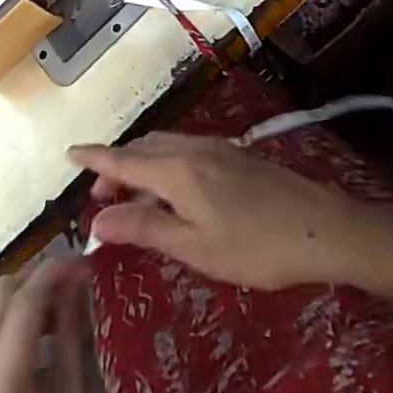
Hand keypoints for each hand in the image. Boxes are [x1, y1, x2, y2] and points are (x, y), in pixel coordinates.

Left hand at [0, 259, 95, 392]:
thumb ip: (72, 336)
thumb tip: (78, 280)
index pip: (21, 305)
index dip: (54, 273)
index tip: (84, 260)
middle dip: (35, 278)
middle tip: (74, 278)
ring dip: (25, 298)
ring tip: (66, 301)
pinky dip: (16, 324)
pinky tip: (47, 331)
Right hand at [68, 132, 381, 290]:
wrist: (323, 227)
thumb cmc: (255, 246)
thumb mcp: (194, 246)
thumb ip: (143, 229)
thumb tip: (96, 223)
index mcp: (176, 171)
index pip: (122, 160)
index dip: (94, 159)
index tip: (69, 155)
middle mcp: (192, 149)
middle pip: (141, 149)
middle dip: (115, 167)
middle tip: (101, 202)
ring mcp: (216, 147)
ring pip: (163, 145)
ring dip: (140, 164)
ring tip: (133, 198)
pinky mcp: (234, 153)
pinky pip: (184, 148)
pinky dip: (163, 162)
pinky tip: (172, 189)